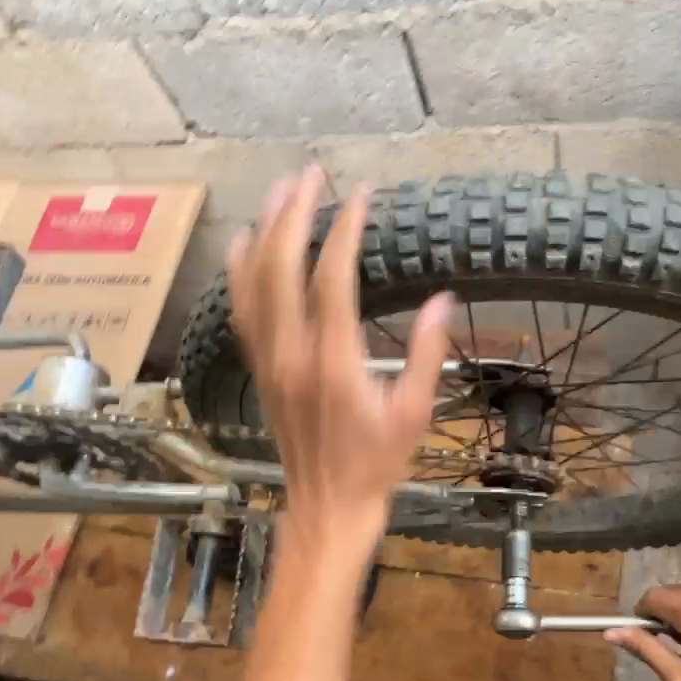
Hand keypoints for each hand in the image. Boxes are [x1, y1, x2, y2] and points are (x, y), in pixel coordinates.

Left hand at [228, 166, 452, 554]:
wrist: (327, 506)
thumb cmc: (376, 465)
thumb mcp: (414, 413)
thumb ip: (426, 354)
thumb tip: (441, 299)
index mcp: (334, 363)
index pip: (332, 277)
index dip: (346, 230)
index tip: (362, 195)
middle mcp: (292, 354)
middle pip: (281, 267)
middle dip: (294, 213)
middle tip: (311, 174)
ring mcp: (269, 361)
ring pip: (252, 283)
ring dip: (263, 232)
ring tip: (278, 191)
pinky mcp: (260, 370)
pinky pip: (241, 311)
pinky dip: (240, 271)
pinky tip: (243, 243)